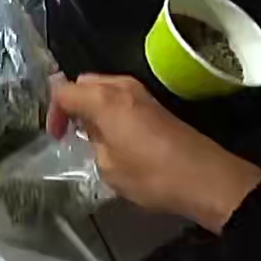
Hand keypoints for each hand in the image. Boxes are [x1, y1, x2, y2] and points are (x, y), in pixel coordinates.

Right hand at [48, 73, 260, 232]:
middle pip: (82, 82)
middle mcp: (119, 86)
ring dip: (91, 105)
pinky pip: (119, 96)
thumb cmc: (152, 175)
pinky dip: (109, 109)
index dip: (53, 112)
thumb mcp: (108, 167)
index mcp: (102, 98)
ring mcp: (139, 91)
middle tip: (71, 132)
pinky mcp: (154, 103)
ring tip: (92, 135)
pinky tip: (115, 135)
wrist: (206, 178)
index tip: (57, 137)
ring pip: (102, 87)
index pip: (63, 91)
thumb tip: (94, 133)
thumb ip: (92, 143)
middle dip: (72, 104)